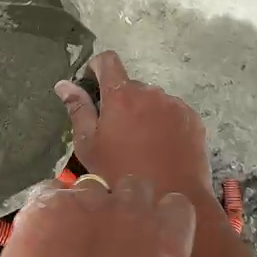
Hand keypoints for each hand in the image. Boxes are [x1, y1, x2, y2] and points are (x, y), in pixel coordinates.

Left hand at [0, 176, 211, 256]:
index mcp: (168, 238)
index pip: (176, 206)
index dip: (164, 222)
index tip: (152, 241)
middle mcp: (130, 210)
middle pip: (136, 187)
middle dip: (128, 206)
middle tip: (112, 240)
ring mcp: (86, 202)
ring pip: (92, 187)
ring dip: (88, 207)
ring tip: (73, 241)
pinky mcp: (46, 203)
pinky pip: (53, 191)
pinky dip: (51, 209)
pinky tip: (45, 236)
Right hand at [55, 51, 211, 203]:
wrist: (171, 195)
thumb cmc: (120, 172)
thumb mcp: (88, 144)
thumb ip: (78, 109)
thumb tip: (64, 84)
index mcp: (121, 95)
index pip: (107, 60)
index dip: (96, 67)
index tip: (91, 86)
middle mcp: (150, 92)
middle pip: (130, 85)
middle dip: (119, 100)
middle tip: (114, 132)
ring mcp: (174, 104)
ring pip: (152, 99)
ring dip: (142, 111)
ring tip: (139, 143)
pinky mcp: (192, 118)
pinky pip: (172, 111)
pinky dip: (162, 122)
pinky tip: (159, 147)